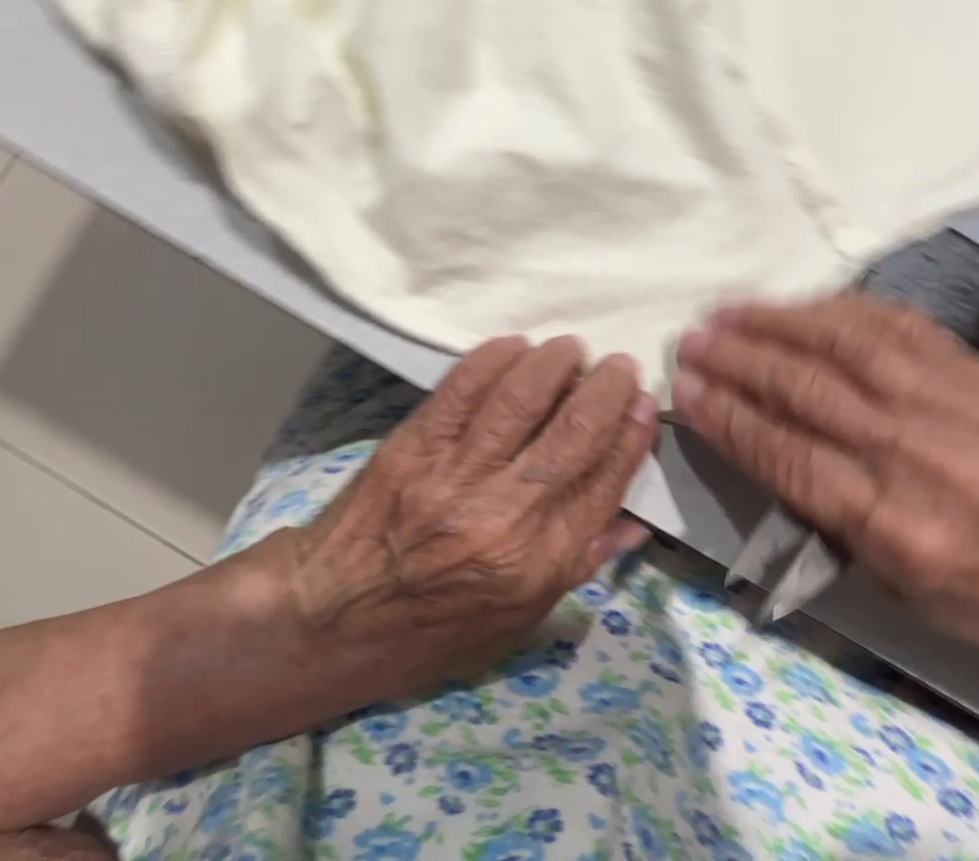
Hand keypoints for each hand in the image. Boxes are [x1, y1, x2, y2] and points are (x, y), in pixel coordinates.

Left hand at [281, 336, 658, 699]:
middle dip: (605, 391)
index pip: (602, 485)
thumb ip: (575, 564)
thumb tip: (631, 522)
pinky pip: (460, 390)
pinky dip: (492, 360)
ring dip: (553, 364)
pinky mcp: (411, 447)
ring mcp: (452, 476)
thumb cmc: (431, 630)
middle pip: (571, 435)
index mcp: (536, 565)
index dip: (631, 439)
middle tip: (618, 365)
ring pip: (518, 401)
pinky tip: (513, 347)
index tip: (643, 406)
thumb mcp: (517, 622)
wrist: (335, 617)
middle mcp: (501, 515)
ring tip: (570, 349)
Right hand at [671, 294, 978, 674]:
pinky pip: (901, 329)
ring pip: (848, 347)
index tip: (685, 389)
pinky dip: (841, 312)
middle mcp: (922, 455)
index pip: (785, 453)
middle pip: (807, 392)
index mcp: (894, 523)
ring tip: (728, 312)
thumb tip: (762, 449)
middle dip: (738, 361)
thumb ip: (826, 514)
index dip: (727, 416)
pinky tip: (803, 306)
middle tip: (690, 340)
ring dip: (777, 324)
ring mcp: (961, 407)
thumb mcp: (896, 584)